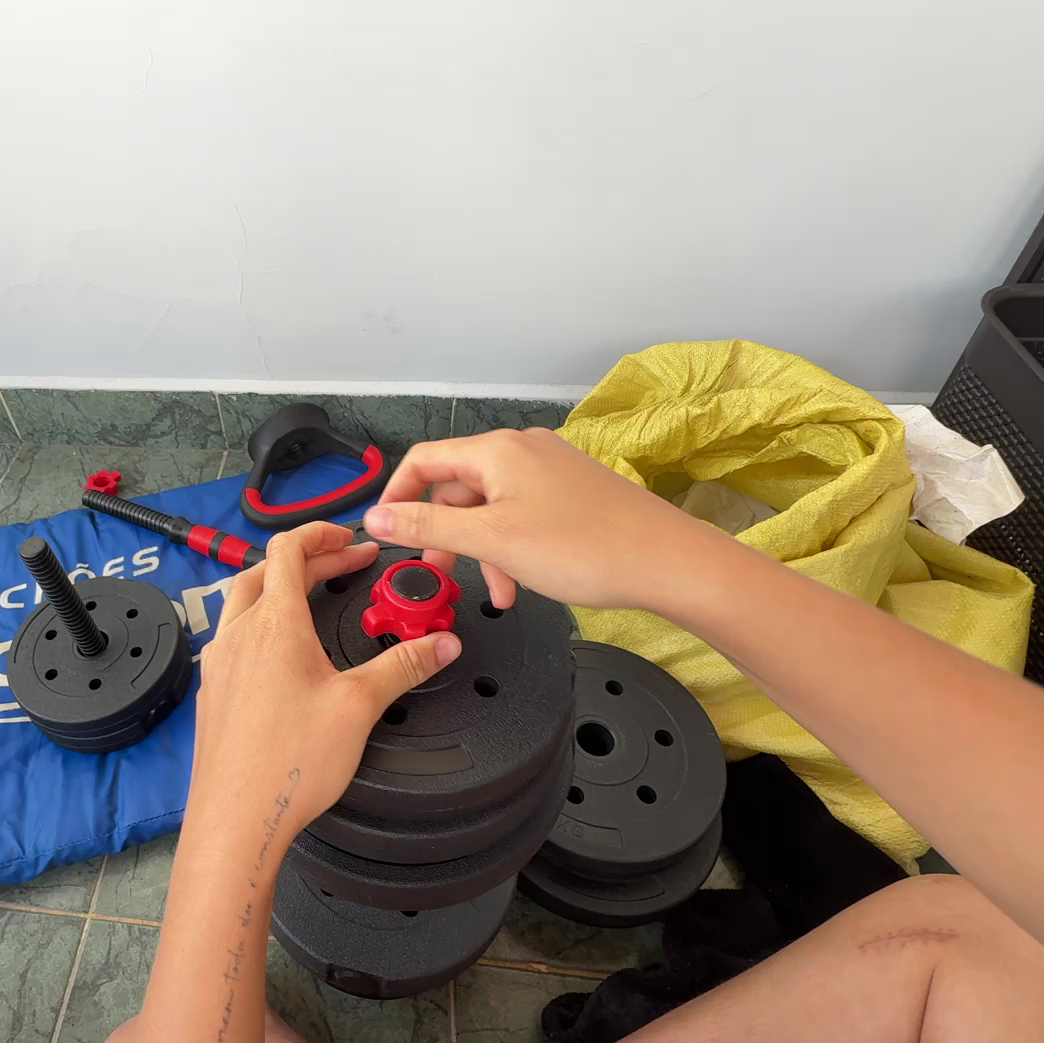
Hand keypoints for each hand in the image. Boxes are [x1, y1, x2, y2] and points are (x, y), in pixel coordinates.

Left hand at [191, 522, 461, 832]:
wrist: (235, 819)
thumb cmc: (286, 764)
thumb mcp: (359, 706)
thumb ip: (402, 666)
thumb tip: (440, 643)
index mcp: (274, 625)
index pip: (289, 550)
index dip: (322, 534)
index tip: (350, 539)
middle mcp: (239, 635)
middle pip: (266, 569)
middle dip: (309, 557)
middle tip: (345, 563)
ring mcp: (221, 662)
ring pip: (243, 599)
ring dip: (278, 584)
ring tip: (311, 592)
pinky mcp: (215, 688)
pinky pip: (233, 633)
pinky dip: (260, 619)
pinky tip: (279, 646)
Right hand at [361, 428, 728, 614]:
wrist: (670, 563)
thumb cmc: (577, 548)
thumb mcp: (491, 540)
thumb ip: (426, 527)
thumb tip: (373, 517)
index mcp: (496, 450)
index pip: (424, 460)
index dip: (396, 496)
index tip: (387, 537)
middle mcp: (521, 449)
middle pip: (457, 487)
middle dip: (444, 534)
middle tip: (436, 577)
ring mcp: (549, 469)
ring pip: (490, 507)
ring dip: (480, 549)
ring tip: (492, 592)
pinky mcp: (571, 491)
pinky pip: (520, 514)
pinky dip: (509, 547)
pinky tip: (518, 585)